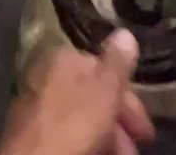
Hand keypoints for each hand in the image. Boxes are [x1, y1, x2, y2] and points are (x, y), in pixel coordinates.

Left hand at [0, 29, 156, 154]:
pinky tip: (96, 153)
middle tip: (136, 148)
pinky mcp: (30, 136)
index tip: (145, 128)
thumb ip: (117, 64)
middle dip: (119, 122)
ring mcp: (37, 107)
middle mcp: (47, 76)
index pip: (105, 69)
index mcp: (64, 59)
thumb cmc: (72, 125)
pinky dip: (85, 143)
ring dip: (106, 136)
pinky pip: (66, 134)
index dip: (130, 99)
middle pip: (94, 95)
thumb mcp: (103, 92)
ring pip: (81, 118)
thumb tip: (125, 33)